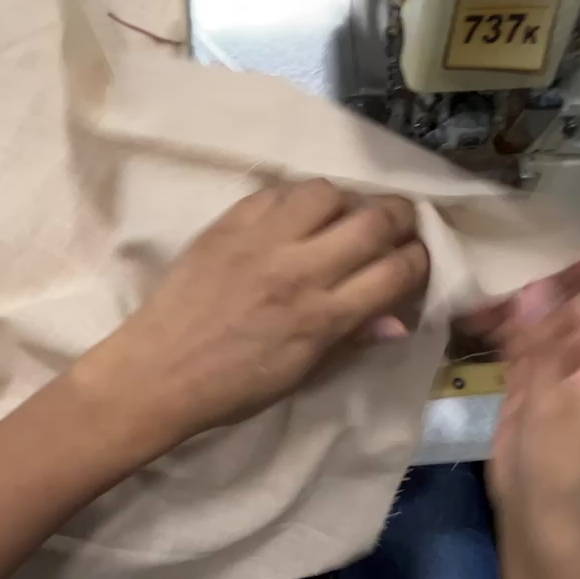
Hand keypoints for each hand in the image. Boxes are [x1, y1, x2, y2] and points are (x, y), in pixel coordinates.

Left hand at [69, 179, 428, 454]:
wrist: (159, 371)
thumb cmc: (233, 387)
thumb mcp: (301, 375)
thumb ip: (351, 340)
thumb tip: (399, 320)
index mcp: (322, 317)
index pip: (396, 271)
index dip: (420, 260)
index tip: (418, 259)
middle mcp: (300, 270)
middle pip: (374, 221)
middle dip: (401, 217)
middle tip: (399, 223)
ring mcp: (263, 240)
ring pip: (327, 192)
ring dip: (347, 201)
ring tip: (343, 216)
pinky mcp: (229, 223)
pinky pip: (278, 190)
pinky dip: (298, 198)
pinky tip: (297, 215)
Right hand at [480, 244, 579, 551]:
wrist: (537, 512)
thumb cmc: (559, 461)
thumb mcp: (552, 399)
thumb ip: (542, 341)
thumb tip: (537, 284)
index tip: (575, 240)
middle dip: (554, 274)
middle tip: (511, 250)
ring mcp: (555, 368)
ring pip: (544, 319)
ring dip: (521, 299)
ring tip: (485, 276)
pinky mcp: (527, 382)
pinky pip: (519, 342)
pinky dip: (502, 325)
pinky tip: (475, 309)